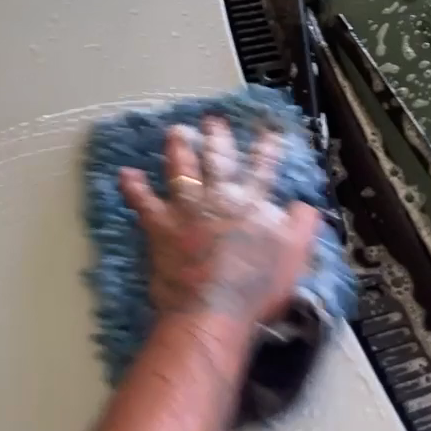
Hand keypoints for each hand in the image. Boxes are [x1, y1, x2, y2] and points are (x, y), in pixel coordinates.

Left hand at [119, 118, 322, 325]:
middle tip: (213, 120)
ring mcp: (186, 209)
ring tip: (175, 131)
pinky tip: (125, 174)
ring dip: (178, 149)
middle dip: (217, 137)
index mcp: (250, 201)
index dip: (267, 148)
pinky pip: (143, 202)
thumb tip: (304, 204)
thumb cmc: (256, 286)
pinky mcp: (161, 227)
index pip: (262, 167)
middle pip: (217, 159)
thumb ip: (302, 223)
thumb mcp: (295, 253)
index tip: (269, 132)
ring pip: (181, 170)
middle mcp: (217, 196)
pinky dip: (134, 188)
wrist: (212, 309)